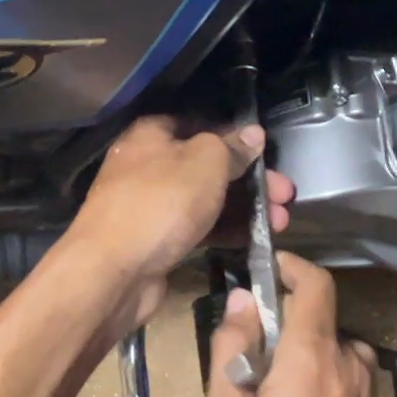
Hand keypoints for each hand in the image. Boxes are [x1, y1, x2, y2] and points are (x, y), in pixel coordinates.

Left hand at [70, 115, 292, 280]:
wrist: (112, 271)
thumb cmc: (160, 203)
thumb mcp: (205, 163)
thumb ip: (231, 147)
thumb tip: (252, 133)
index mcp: (151, 135)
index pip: (200, 125)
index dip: (235, 138)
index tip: (266, 155)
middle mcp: (147, 166)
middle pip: (207, 166)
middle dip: (249, 180)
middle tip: (284, 195)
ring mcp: (149, 206)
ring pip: (204, 200)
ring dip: (243, 209)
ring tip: (280, 222)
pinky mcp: (155, 241)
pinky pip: (196, 229)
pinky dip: (223, 232)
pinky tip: (254, 241)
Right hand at [203, 253, 380, 396]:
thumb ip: (232, 349)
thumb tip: (240, 301)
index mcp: (315, 359)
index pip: (316, 285)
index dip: (291, 267)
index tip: (264, 269)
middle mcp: (350, 368)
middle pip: (318, 320)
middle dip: (280, 326)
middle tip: (241, 361)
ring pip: (330, 350)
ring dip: (298, 355)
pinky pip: (341, 378)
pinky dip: (315, 378)